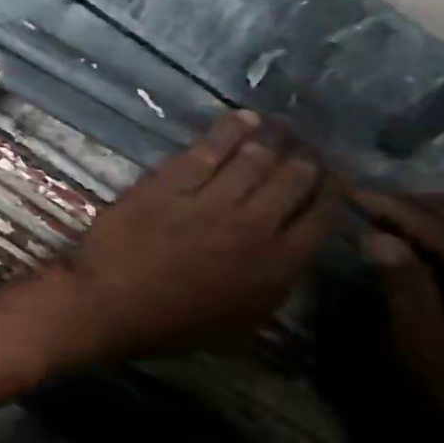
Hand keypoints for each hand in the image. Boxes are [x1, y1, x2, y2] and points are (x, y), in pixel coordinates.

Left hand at [48, 110, 340, 356]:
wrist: (108, 303)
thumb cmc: (172, 324)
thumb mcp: (241, 321)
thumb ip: (273, 285)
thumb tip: (293, 252)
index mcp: (277, 266)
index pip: (322, 217)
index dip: (333, 191)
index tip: (335, 175)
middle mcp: (252, 226)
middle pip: (292, 180)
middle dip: (306, 159)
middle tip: (308, 145)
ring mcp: (208, 201)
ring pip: (252, 159)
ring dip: (272, 138)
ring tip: (281, 125)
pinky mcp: (168, 184)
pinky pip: (205, 151)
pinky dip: (228, 132)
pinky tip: (241, 118)